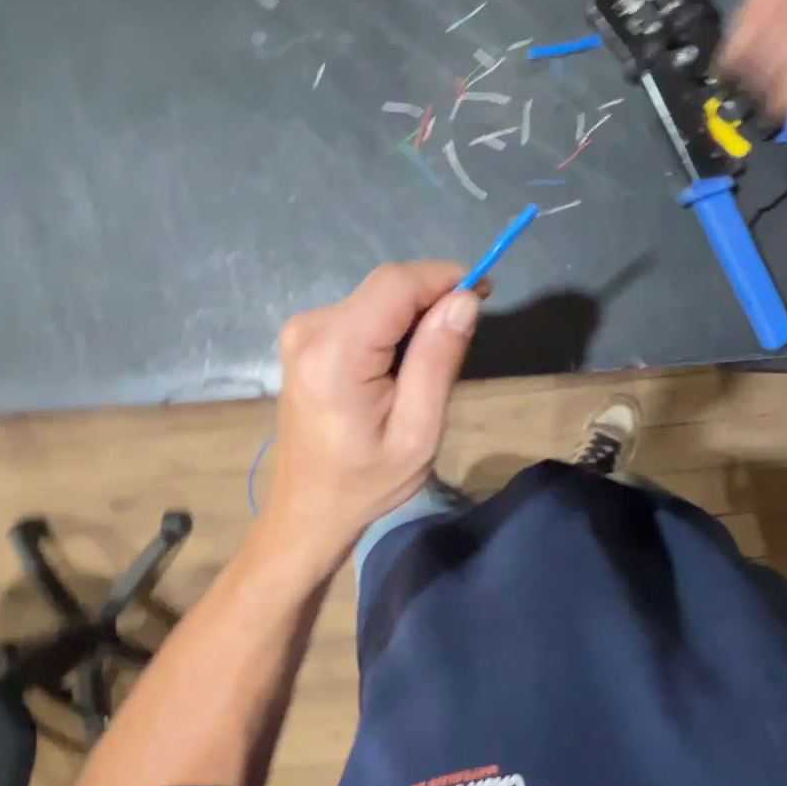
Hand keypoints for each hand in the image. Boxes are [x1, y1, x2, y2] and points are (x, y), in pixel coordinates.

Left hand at [263, 261, 483, 562]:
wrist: (310, 508)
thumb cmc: (367, 481)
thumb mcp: (418, 432)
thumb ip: (438, 361)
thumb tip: (465, 299)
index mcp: (336, 353)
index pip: (396, 284)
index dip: (444, 278)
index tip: (485, 295)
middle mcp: (310, 329)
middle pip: (386, 288)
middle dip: (430, 303)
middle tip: (457, 349)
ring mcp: (301, 331)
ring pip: (376, 299)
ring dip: (411, 321)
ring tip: (421, 374)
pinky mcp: (303, 338)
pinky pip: (360, 314)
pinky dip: (389, 330)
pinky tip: (394, 373)